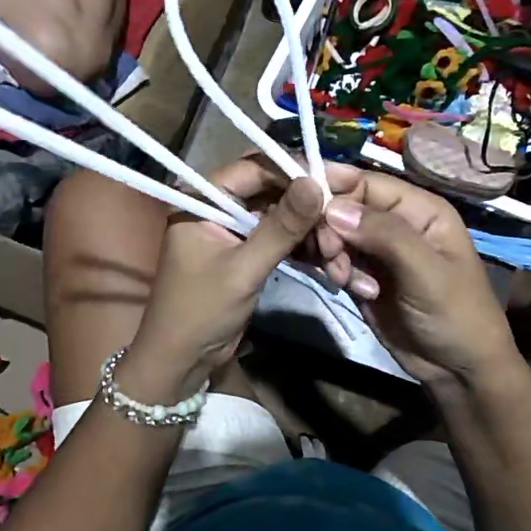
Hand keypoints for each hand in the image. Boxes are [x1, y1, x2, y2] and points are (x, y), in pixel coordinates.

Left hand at [118, 166, 327, 401]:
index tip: (339, 178)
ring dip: (313, 232)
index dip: (299, 169)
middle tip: (348, 216)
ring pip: (284, 216)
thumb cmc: (201, 311)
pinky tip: (331, 261)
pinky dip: (306, 248)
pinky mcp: (249, 253)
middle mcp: (218, 206)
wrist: (182, 362)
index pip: (256, 168)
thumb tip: (316, 184)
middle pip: (274, 190)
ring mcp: (235, 230)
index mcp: (202, 198)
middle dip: (312, 206)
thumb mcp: (244, 269)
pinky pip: (283, 239)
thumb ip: (281, 227)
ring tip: (339, 251)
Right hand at [319, 168, 520, 386]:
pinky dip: (332, 270)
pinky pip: (335, 260)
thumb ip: (385, 235)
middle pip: (345, 207)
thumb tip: (334, 207)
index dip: (334, 187)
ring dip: (330, 253)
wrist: (457, 370)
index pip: (368, 183)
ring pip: (335, 234)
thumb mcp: (426, 272)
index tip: (302, 202)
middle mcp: (396, 223)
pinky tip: (343, 287)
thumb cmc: (455, 314)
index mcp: (420, 210)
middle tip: (329, 256)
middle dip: (330, 228)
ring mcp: (378, 251)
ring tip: (342, 279)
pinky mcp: (362, 277)